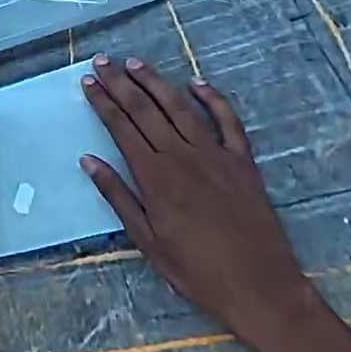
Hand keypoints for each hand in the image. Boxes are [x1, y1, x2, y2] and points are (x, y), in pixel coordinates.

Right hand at [78, 55, 318, 342]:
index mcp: (155, 176)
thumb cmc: (197, 271)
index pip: (121, 127)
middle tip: (103, 61)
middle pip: (145, 109)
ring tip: (135, 63)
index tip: (88, 81)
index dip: (103, 101)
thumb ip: (118, 196)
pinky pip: (228, 122)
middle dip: (120, 83)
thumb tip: (88, 160)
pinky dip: (213, 99)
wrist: (262, 290)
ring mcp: (216, 155)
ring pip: (180, 107)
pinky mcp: (243, 162)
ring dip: (155, 82)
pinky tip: (197, 82)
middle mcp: (182, 156)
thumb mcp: (147, 240)